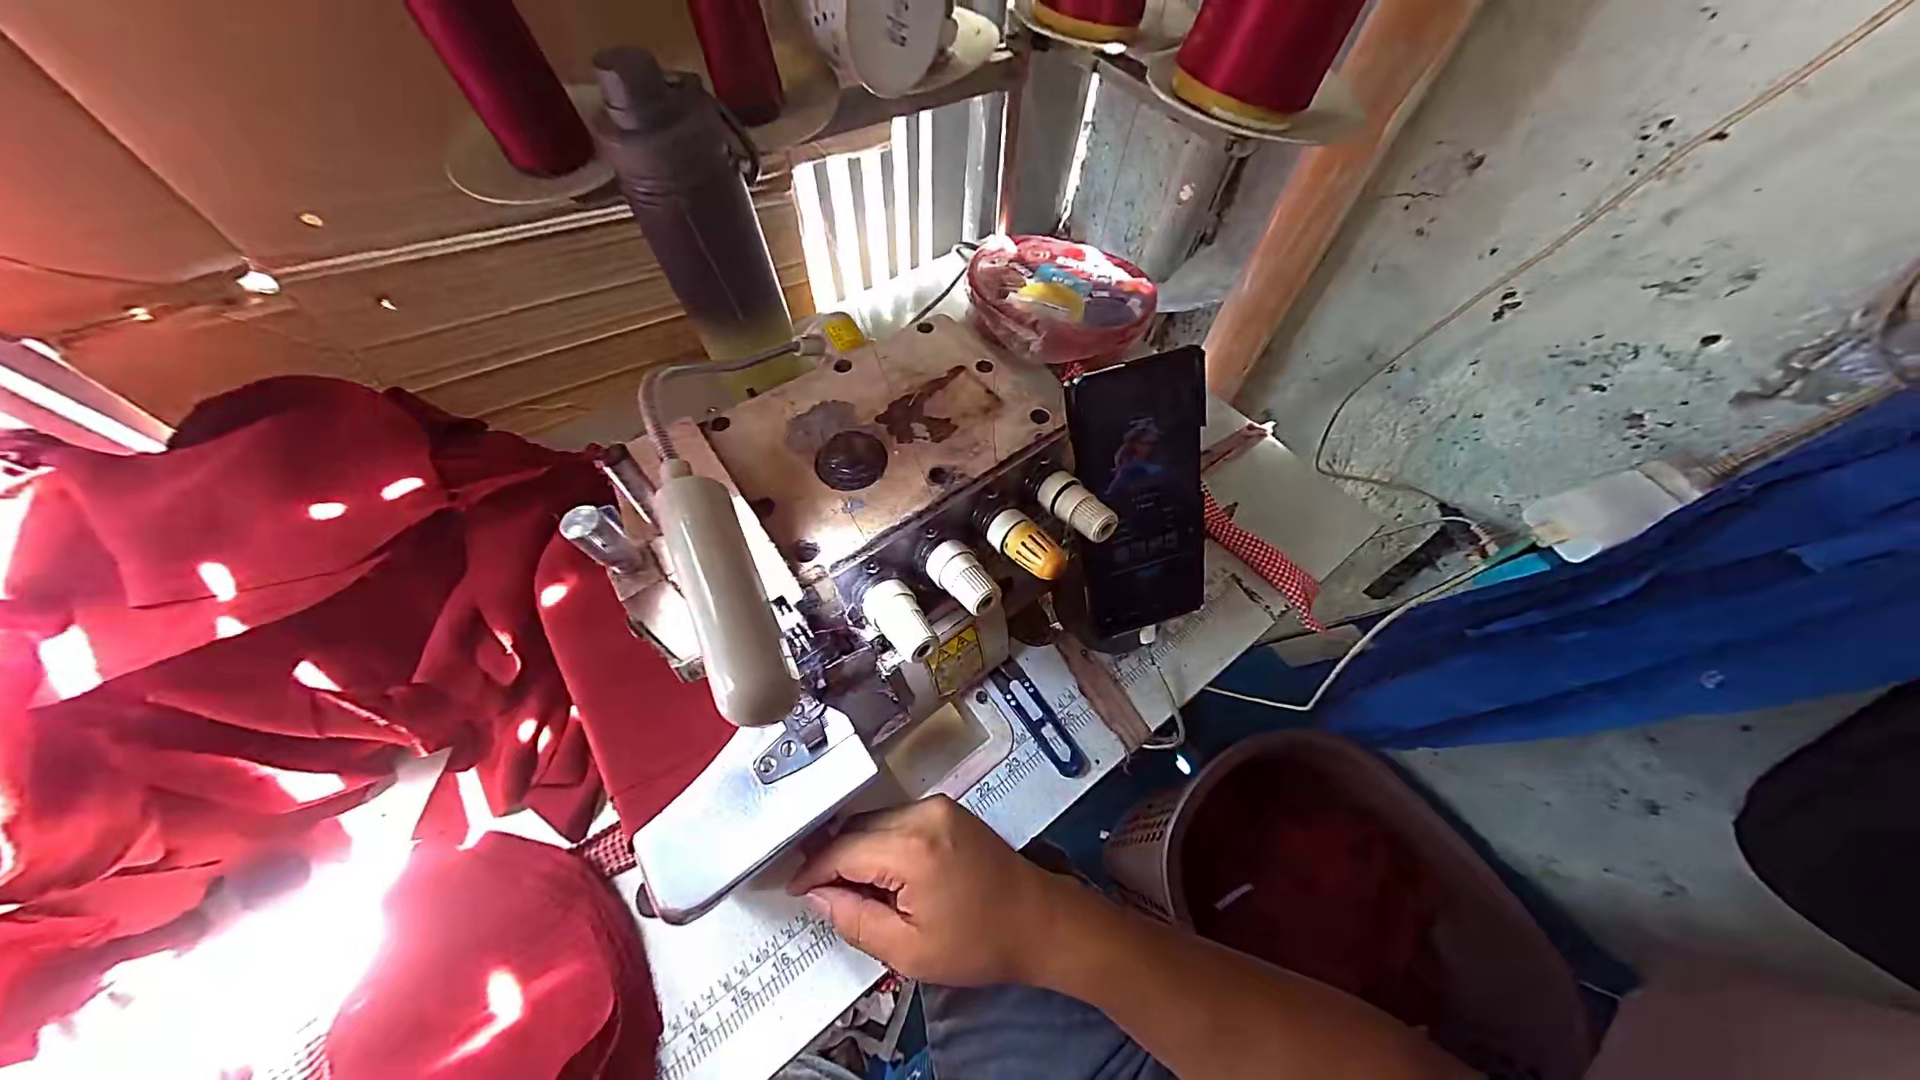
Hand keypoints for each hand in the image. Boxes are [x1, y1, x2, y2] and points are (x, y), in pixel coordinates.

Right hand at [787, 796, 1075, 985]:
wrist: (1037, 920)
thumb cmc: (979, 941)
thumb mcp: (908, 950)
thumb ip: (855, 919)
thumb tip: (820, 895)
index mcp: (913, 848)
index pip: (843, 849)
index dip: (813, 869)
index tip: (794, 887)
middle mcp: (924, 814)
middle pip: (857, 827)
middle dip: (831, 856)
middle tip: (815, 889)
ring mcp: (937, 806)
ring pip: (874, 819)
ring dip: (855, 846)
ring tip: (846, 884)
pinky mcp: (946, 807)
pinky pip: (896, 817)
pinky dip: (879, 839)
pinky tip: (879, 869)